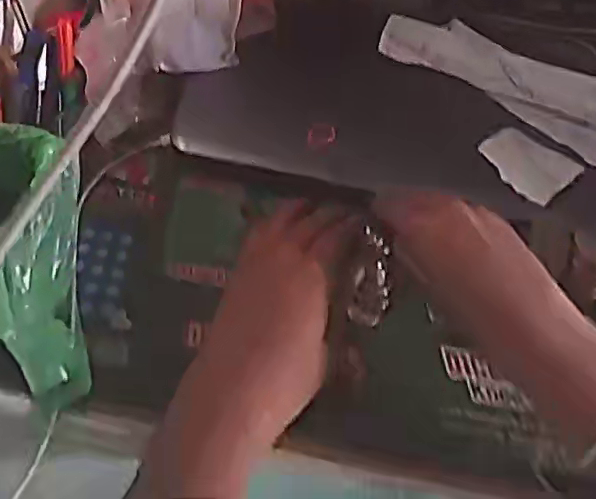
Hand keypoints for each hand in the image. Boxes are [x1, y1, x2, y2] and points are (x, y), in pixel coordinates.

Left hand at [193, 200, 353, 440]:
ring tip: (313, 208)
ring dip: (299, 209)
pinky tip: (278, 227)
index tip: (364, 222)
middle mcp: (285, 254)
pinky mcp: (238, 266)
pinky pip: (258, 230)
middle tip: (346, 214)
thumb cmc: (286, 378)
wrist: (232, 386)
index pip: (336, 235)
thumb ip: (337, 329)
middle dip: (330, 213)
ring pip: (280, 217)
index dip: (351, 226)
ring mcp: (257, 256)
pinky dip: (273, 221)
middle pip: (310, 220)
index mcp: (313, 272)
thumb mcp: (326, 356)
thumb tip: (351, 324)